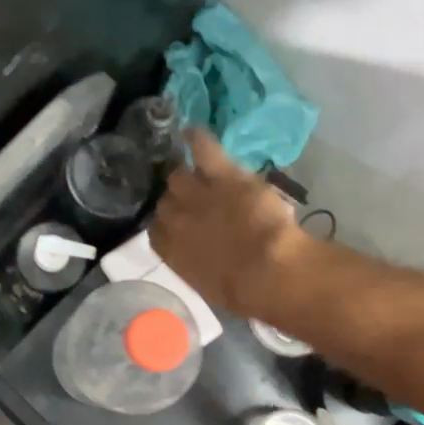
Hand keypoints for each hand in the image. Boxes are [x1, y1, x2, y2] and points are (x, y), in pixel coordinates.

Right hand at [151, 130, 309, 318]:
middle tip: (194, 202)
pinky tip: (192, 132)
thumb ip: (200, 266)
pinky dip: (197, 139)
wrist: (267, 270)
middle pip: (165, 201)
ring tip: (193, 173)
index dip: (168, 227)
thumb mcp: (212, 285)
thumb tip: (205, 260)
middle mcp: (175, 220)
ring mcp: (196, 194)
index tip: (181, 227)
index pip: (156, 233)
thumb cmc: (245, 291)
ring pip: (178, 176)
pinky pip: (202, 149)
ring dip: (185, 177)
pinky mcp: (221, 175)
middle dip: (177, 202)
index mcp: (171, 252)